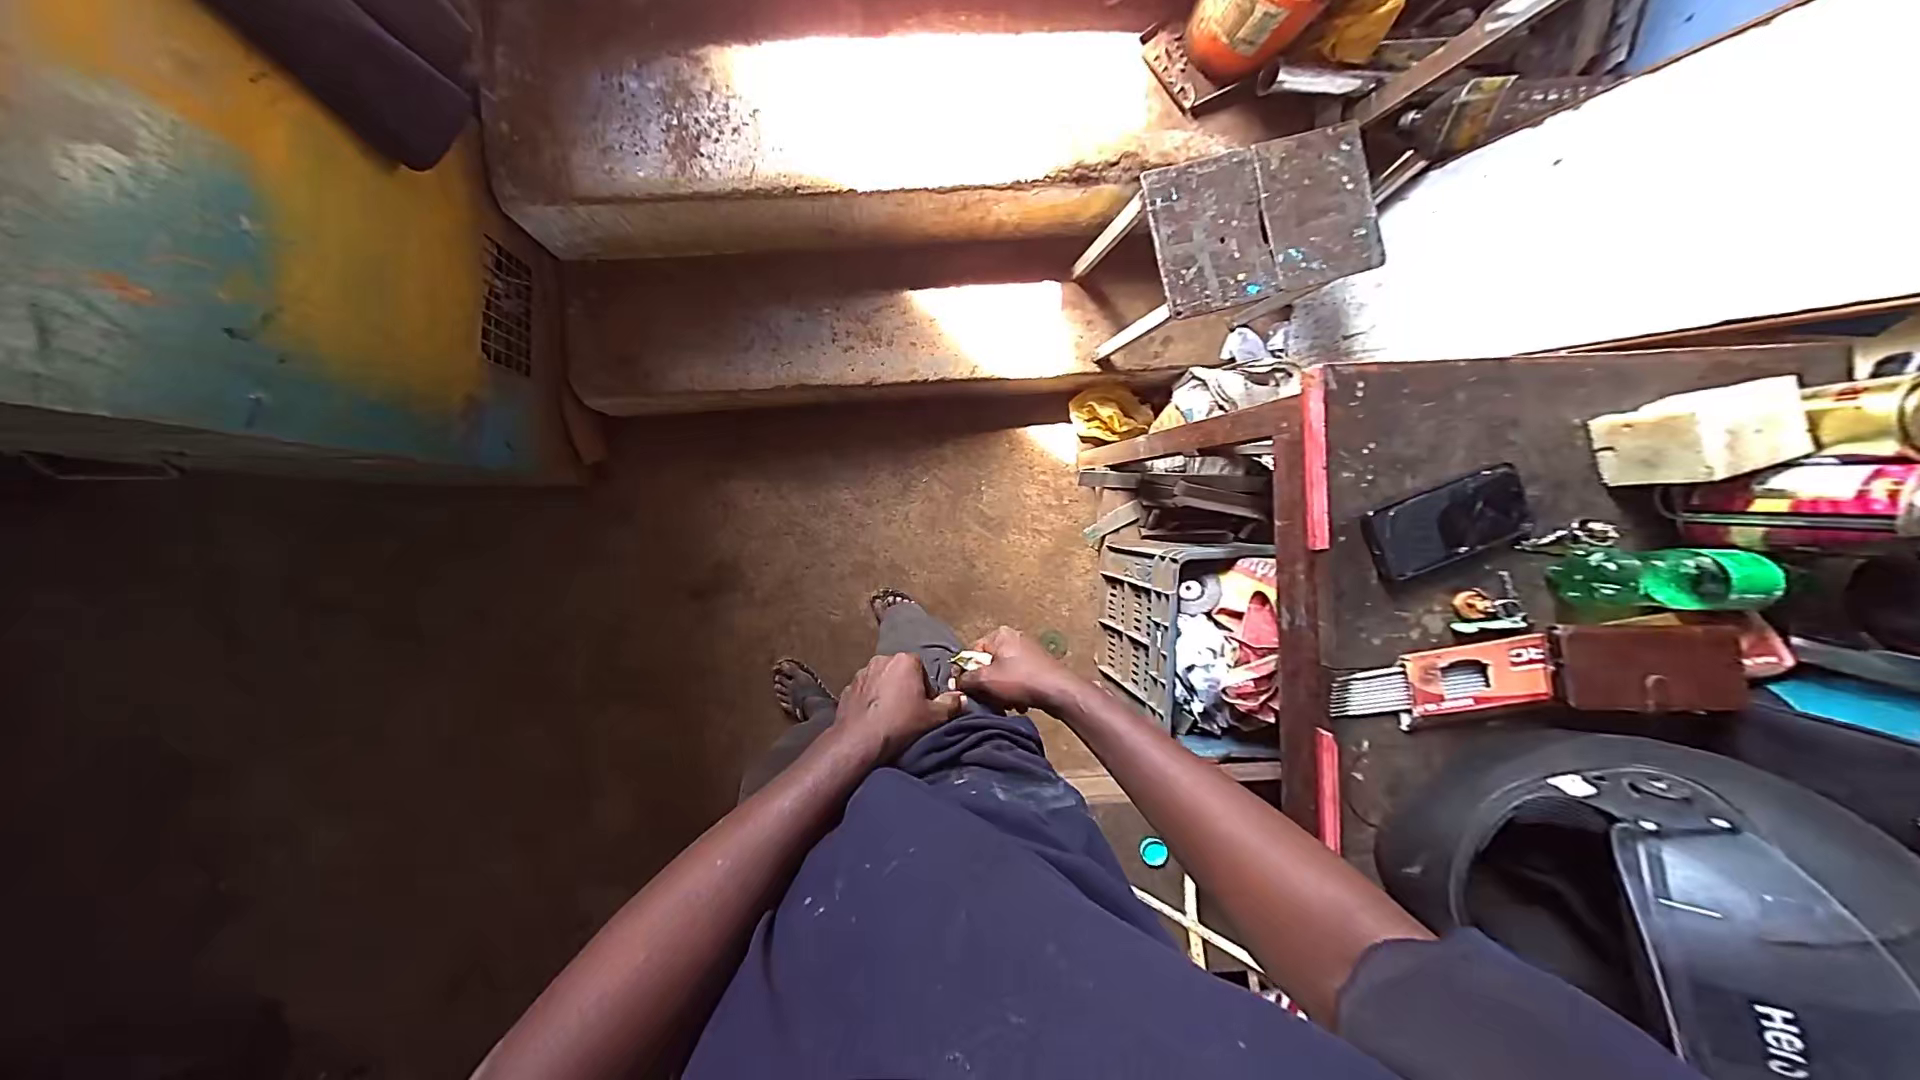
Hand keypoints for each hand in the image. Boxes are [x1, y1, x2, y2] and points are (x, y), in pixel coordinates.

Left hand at [833, 653, 963, 761]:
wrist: (859, 741)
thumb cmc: (900, 724)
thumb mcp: (933, 716)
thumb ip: (950, 704)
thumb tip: (962, 698)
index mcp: (905, 661)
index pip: (922, 668)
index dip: (925, 687)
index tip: (924, 705)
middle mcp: (882, 660)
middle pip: (900, 671)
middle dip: (905, 686)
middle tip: (909, 710)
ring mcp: (861, 673)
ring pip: (881, 679)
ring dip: (887, 691)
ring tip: (890, 715)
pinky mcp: (847, 688)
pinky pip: (865, 691)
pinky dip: (870, 700)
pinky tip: (873, 717)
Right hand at [957, 626, 1083, 713]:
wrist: (1059, 691)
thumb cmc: (1022, 681)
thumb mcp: (986, 680)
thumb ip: (966, 679)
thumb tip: (956, 682)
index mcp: (1000, 634)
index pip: (972, 652)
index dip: (968, 673)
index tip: (969, 689)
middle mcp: (1014, 637)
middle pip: (988, 664)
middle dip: (987, 684)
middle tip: (990, 699)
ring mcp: (1028, 650)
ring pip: (1003, 673)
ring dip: (1001, 691)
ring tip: (1006, 704)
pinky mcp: (1038, 664)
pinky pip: (1017, 677)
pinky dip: (1015, 690)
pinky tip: (1019, 703)